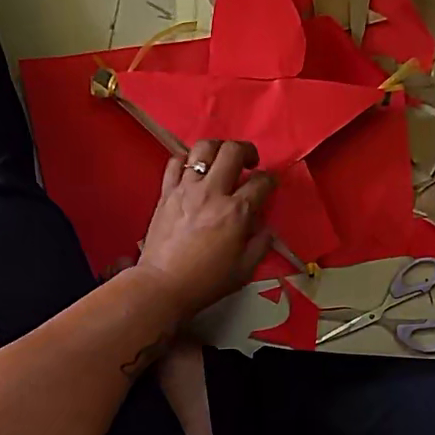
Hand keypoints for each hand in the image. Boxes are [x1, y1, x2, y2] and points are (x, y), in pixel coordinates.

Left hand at [137, 139, 275, 314]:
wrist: (164, 285)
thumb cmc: (207, 281)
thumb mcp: (245, 270)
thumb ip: (261, 244)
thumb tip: (265, 227)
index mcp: (237, 212)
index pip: (261, 182)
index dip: (270, 180)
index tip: (270, 185)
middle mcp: (213, 192)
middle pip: (233, 151)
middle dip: (247, 151)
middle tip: (250, 162)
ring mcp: (186, 189)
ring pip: (203, 149)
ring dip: (217, 149)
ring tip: (221, 160)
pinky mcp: (166, 192)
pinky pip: (175, 162)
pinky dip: (186, 161)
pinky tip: (192, 171)